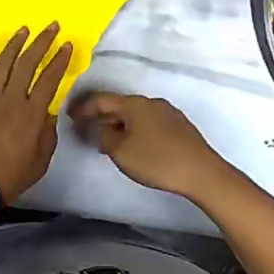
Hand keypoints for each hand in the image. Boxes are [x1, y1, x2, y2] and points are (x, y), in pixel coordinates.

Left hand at [0, 24, 73, 200]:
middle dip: (41, 42)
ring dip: (14, 45)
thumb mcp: (42, 158)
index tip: (67, 45)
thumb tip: (48, 113)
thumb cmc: (13, 173)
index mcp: (31, 113)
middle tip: (51, 28)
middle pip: (27, 63)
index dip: (59, 60)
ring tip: (24, 31)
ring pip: (2, 64)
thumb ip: (47, 132)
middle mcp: (10, 100)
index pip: (49, 79)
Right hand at [69, 92, 237, 200]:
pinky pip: (150, 123)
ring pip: (136, 115)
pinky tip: (136, 146)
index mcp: (134, 104)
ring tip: (111, 142)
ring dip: (121, 125)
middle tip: (89, 131)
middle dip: (103, 118)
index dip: (83, 108)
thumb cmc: (157, 161)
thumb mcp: (120, 151)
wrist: (203, 174)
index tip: (71, 117)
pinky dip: (137, 131)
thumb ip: (104, 136)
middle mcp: (151, 102)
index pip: (101, 100)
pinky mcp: (180, 127)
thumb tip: (103, 129)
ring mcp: (169, 113)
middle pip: (120, 106)